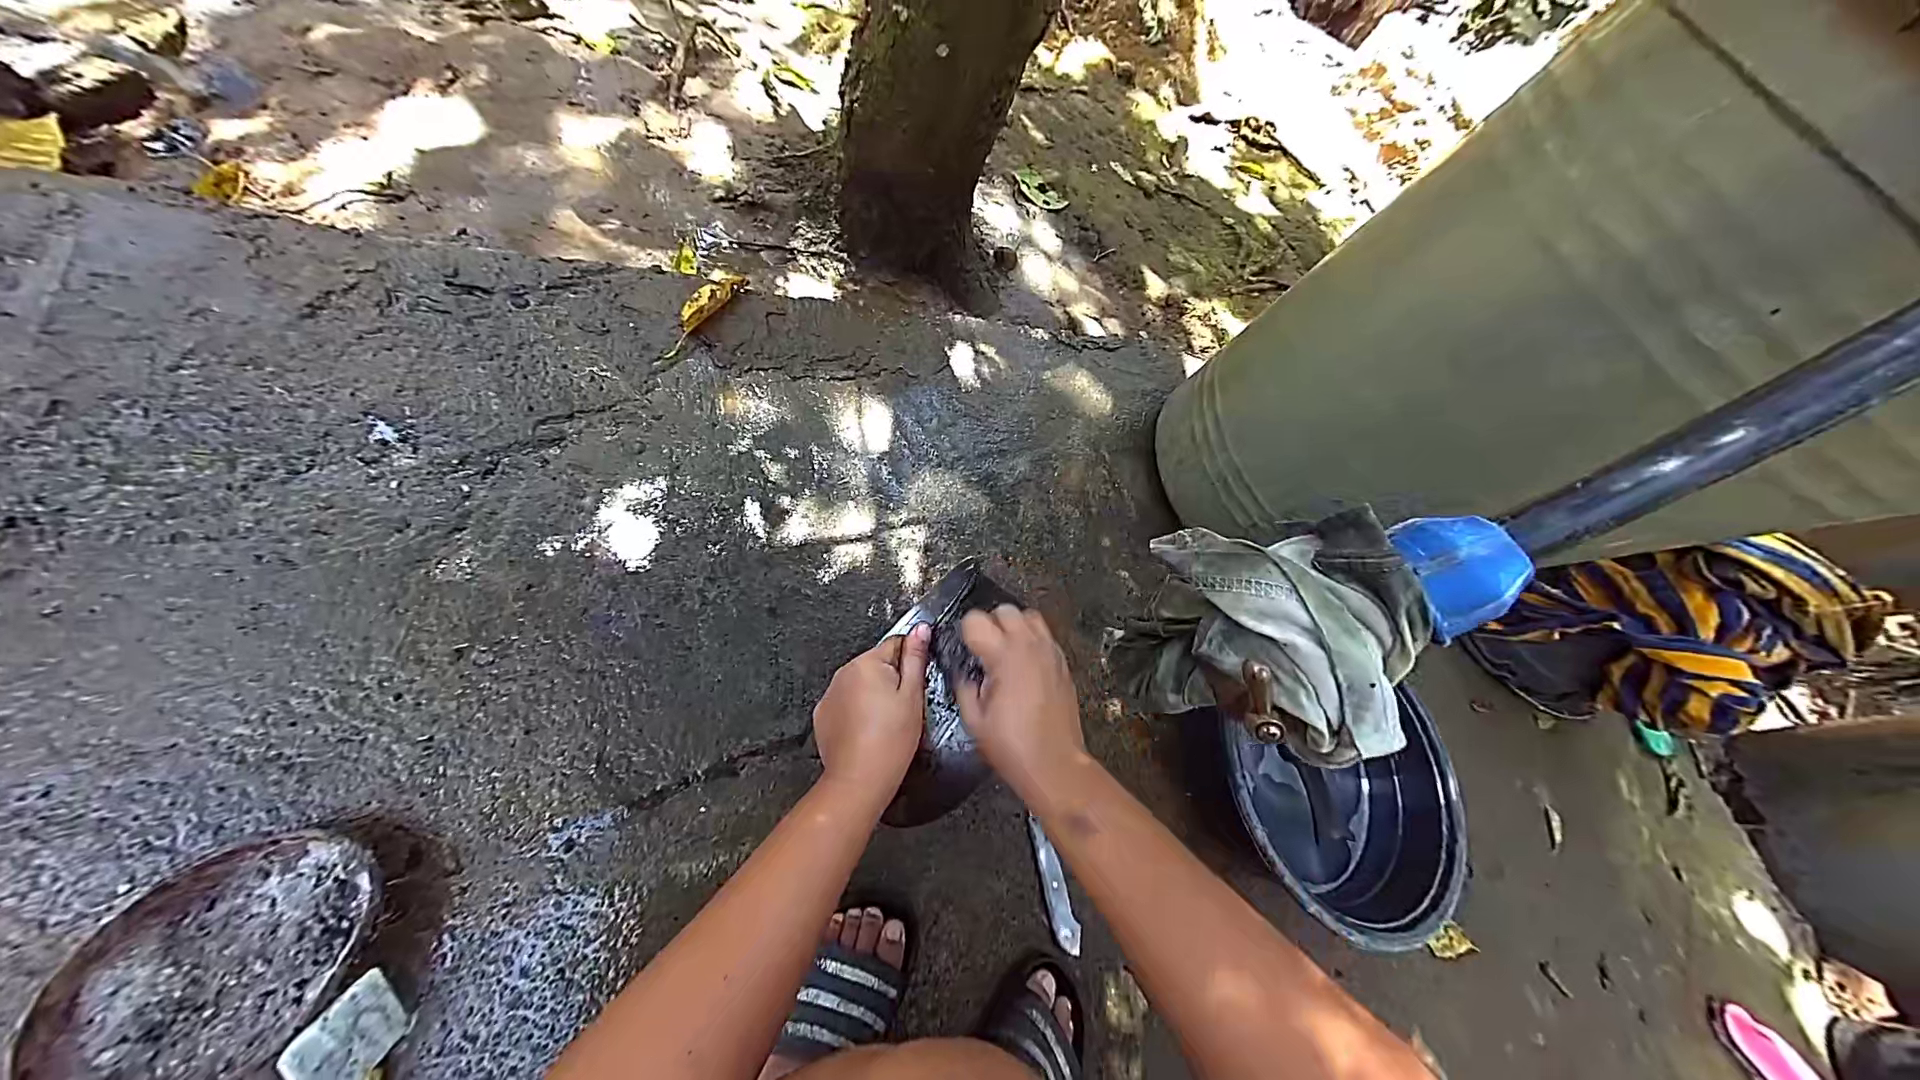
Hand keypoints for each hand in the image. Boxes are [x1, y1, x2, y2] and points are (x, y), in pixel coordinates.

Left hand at [813, 624, 930, 795]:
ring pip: (861, 685)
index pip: (896, 645)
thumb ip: (916, 658)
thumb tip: (920, 630)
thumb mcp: (912, 696)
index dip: (910, 665)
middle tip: (902, 709)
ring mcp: (830, 695)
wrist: (859, 780)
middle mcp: (843, 673)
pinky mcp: (823, 715)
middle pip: (877, 665)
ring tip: (885, 724)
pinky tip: (868, 730)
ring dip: (873, 696)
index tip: (914, 685)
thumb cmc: (889, 742)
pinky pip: (846, 703)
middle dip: (891, 681)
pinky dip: (857, 712)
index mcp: (866, 663)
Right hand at [954, 606, 1087, 793]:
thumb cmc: (1014, 747)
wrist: (1054, 764)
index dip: (966, 632)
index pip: (976, 619)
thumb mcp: (973, 718)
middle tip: (983, 650)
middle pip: (1004, 609)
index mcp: (1004, 655)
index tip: (966, 649)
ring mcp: (1050, 652)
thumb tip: (965, 672)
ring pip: (1029, 616)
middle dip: (990, 624)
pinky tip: (1022, 664)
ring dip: (1013, 627)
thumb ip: (964, 685)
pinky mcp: (1063, 663)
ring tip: (1004, 652)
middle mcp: (1030, 647)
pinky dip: (1031, 640)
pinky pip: (1044, 636)